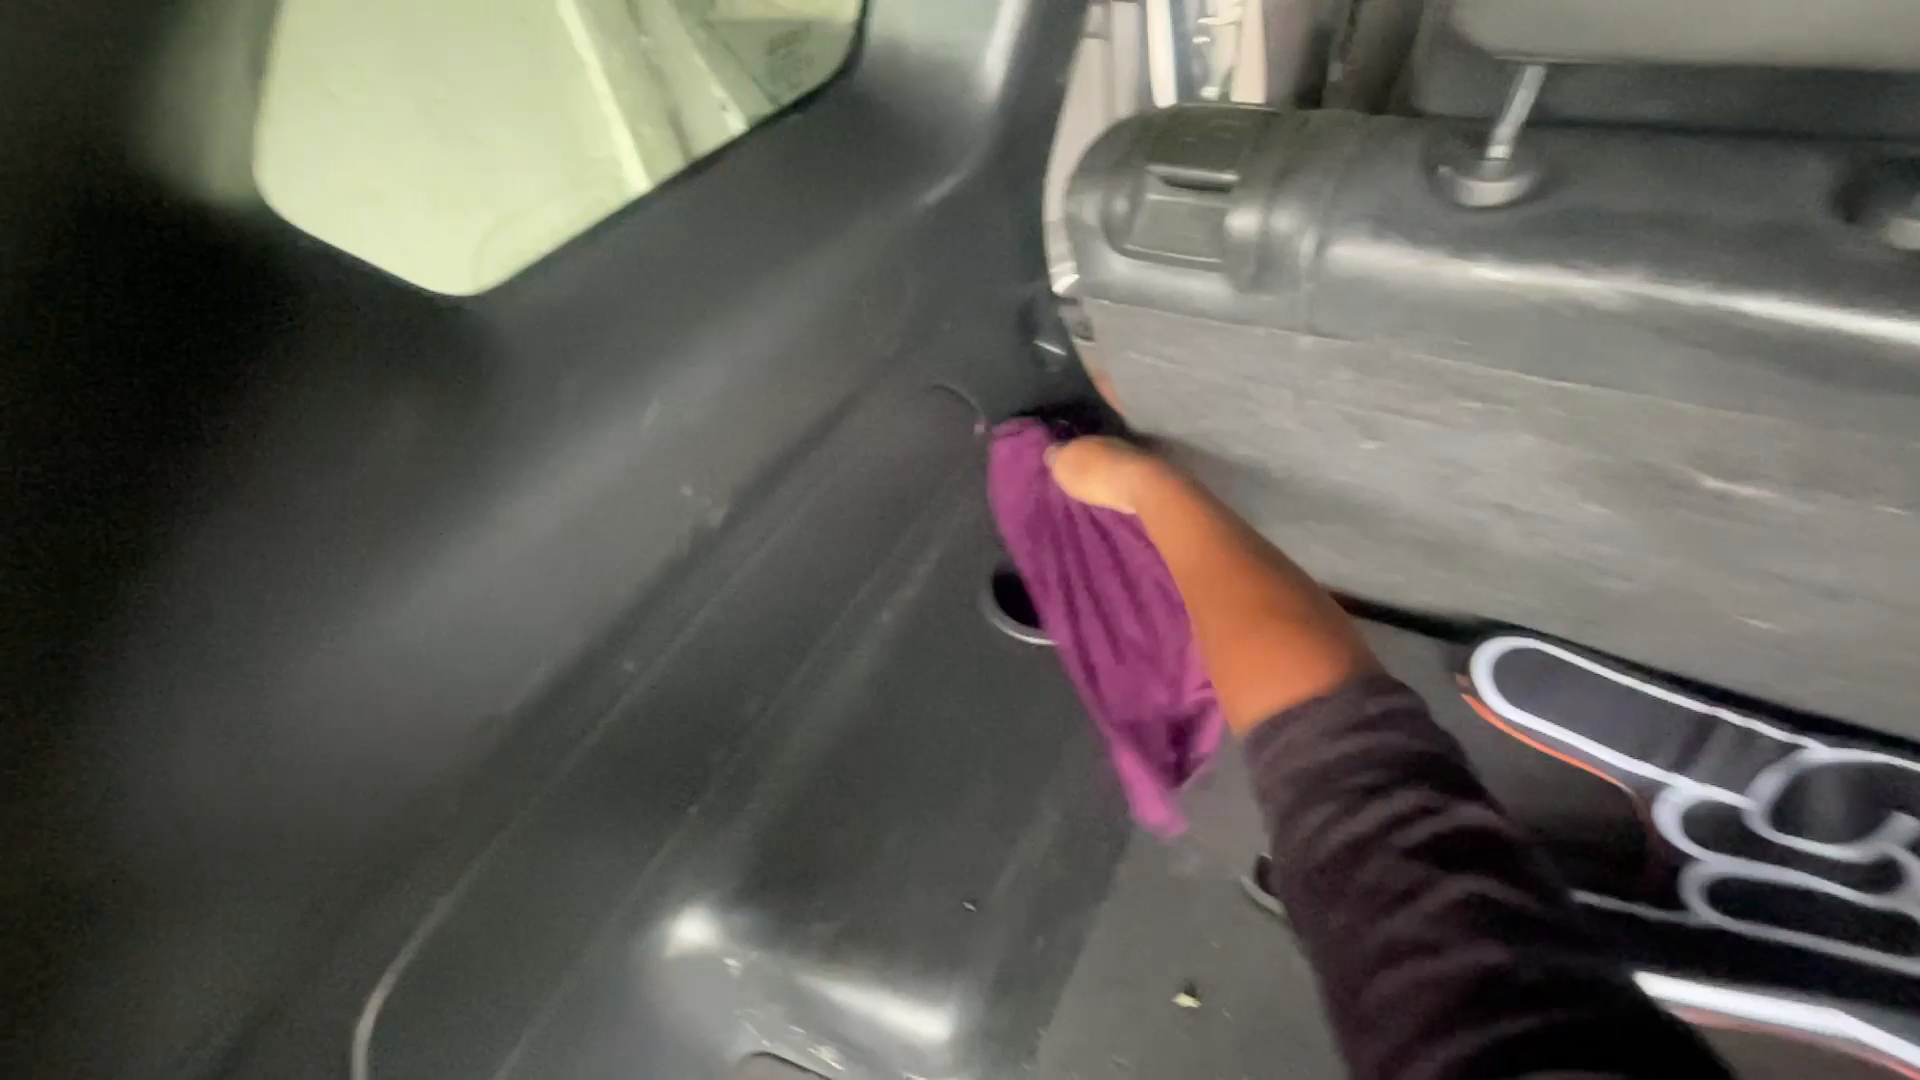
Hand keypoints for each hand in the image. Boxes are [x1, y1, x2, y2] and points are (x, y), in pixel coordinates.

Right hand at [1045, 436, 1160, 513]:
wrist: (1140, 484)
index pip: (1070, 444)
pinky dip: (1118, 477)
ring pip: (1109, 459)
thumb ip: (1056, 458)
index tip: (1060, 466)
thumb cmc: (1095, 477)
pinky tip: (1115, 487)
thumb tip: (1051, 452)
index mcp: (1085, 439)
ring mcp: (1128, 454)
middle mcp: (1107, 441)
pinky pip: (1123, 471)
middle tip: (1079, 476)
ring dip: (1103, 469)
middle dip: (1086, 461)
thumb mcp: (1064, 468)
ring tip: (1097, 484)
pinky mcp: (1144, 469)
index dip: (1064, 454)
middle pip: (1092, 450)